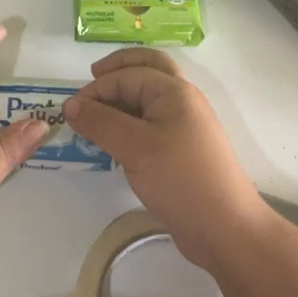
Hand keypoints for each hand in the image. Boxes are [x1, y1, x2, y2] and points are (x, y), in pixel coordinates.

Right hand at [63, 48, 266, 268]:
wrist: (227, 229)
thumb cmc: (181, 179)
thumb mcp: (135, 148)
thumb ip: (100, 122)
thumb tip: (71, 105)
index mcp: (174, 90)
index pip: (127, 75)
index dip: (97, 88)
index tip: (72, 111)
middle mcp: (183, 99)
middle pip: (148, 67)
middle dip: (119, 68)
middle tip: (92, 76)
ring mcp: (187, 124)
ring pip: (152, 95)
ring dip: (126, 94)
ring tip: (100, 110)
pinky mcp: (185, 149)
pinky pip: (155, 121)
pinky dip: (134, 119)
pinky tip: (119, 139)